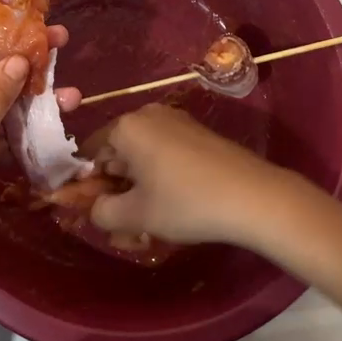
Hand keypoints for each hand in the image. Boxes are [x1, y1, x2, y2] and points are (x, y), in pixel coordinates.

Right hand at [85, 103, 310, 248]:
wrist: (255, 197)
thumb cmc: (186, 202)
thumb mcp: (136, 215)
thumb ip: (102, 211)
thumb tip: (95, 208)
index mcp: (126, 126)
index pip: (89, 153)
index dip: (86, 184)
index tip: (92, 211)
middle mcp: (148, 115)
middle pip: (117, 153)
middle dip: (114, 189)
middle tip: (120, 225)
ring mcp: (177, 122)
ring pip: (142, 157)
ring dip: (138, 188)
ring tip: (145, 224)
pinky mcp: (199, 134)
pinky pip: (165, 155)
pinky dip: (160, 178)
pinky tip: (171, 207)